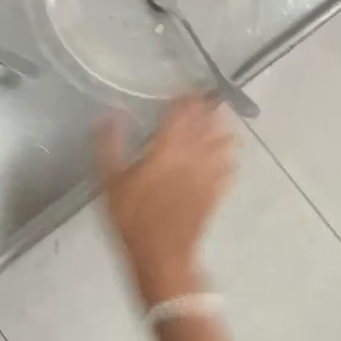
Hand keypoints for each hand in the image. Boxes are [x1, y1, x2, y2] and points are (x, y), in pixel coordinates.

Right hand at [97, 95, 234, 302]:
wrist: (161, 253)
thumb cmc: (131, 217)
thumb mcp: (110, 180)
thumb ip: (110, 144)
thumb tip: (109, 113)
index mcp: (165, 149)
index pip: (181, 113)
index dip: (184, 97)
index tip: (184, 86)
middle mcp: (193, 155)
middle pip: (207, 123)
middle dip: (206, 107)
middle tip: (205, 95)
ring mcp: (210, 173)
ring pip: (224, 141)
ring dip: (222, 126)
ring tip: (219, 117)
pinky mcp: (218, 190)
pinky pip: (230, 166)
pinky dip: (229, 154)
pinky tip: (227, 152)